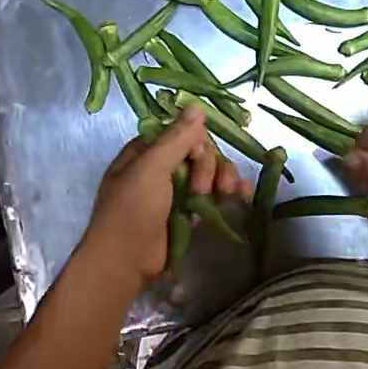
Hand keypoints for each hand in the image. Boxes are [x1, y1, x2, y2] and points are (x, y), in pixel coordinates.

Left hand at [78, 105, 249, 285]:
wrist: (125, 263)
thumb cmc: (131, 212)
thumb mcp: (151, 169)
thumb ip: (176, 139)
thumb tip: (197, 105)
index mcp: (145, 152)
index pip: (181, 132)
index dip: (196, 142)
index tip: (199, 156)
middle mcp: (161, 167)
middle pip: (200, 152)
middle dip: (209, 166)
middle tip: (203, 188)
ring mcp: (177, 191)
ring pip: (211, 172)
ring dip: (223, 178)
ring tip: (228, 194)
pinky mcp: (190, 211)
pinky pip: (215, 194)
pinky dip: (230, 192)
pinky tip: (242, 195)